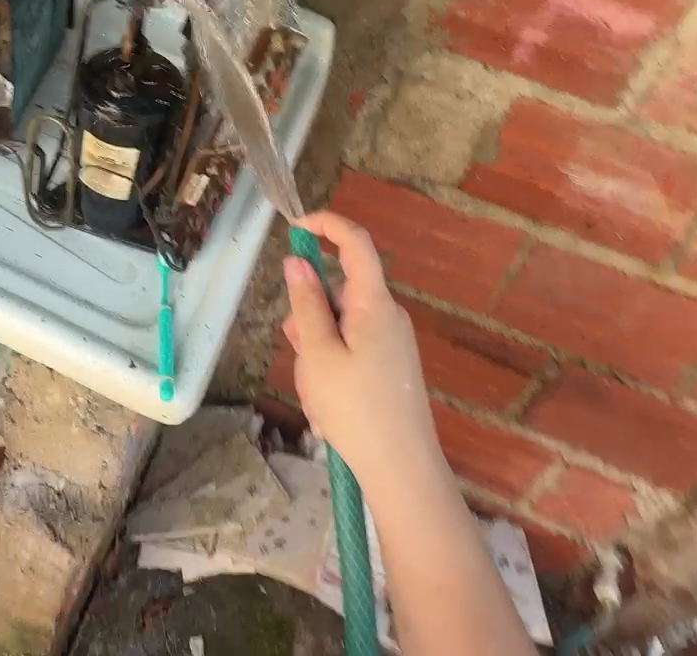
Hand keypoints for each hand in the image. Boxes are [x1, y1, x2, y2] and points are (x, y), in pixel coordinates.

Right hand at [280, 211, 443, 490]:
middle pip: (338, 292)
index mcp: (375, 304)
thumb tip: (297, 262)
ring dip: (316, 350)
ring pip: (338, 325)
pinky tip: (329, 406)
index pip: (355, 244)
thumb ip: (306, 304)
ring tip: (318, 393)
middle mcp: (387, 315)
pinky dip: (331, 367)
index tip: (295, 227)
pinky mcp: (389, 366)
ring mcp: (390, 342)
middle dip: (309, 316)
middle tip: (300, 355)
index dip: (326, 224)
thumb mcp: (317, 353)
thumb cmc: (356, 408)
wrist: (402, 470)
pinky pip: (349, 349)